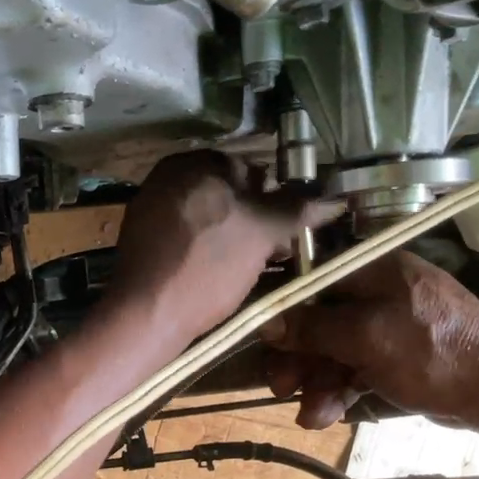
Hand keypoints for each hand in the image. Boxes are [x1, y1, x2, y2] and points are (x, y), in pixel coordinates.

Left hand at [101, 151, 335, 344]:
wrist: (145, 316)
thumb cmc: (206, 267)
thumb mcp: (261, 232)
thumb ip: (296, 209)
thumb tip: (334, 196)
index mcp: (192, 163)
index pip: (250, 170)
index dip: (276, 200)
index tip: (290, 233)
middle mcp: (168, 181)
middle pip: (229, 196)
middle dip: (256, 222)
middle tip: (274, 255)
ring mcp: (152, 214)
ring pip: (210, 221)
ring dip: (235, 242)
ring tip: (252, 271)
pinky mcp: (145, 247)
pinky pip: (187, 242)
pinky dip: (207, 255)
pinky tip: (218, 280)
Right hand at [259, 250, 478, 427]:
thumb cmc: (431, 352)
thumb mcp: (366, 337)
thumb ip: (314, 328)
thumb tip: (267, 323)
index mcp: (374, 271)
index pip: (313, 280)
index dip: (285, 311)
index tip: (265, 341)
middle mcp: (378, 292)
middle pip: (319, 321)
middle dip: (299, 359)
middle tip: (281, 388)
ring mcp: (388, 326)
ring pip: (334, 351)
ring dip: (317, 384)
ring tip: (310, 415)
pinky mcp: (395, 357)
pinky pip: (355, 369)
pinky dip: (339, 391)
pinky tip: (326, 416)